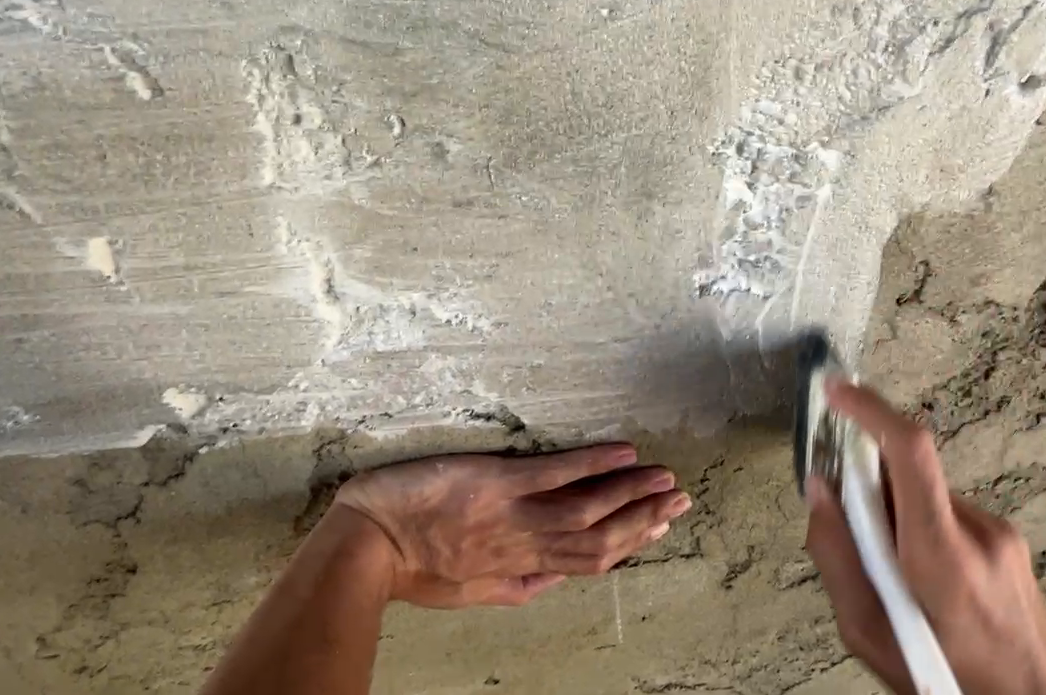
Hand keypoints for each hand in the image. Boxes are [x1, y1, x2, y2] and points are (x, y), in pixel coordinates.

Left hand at [334, 444, 690, 608]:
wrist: (364, 545)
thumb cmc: (412, 568)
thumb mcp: (467, 593)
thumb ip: (515, 587)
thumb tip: (552, 581)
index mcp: (520, 572)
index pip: (588, 561)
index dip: (629, 546)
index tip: (658, 529)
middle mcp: (526, 546)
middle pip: (599, 537)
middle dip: (644, 519)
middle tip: (680, 499)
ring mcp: (515, 513)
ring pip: (587, 508)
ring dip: (631, 493)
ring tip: (665, 477)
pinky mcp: (498, 482)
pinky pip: (555, 473)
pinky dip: (592, 463)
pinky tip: (622, 451)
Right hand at [805, 380, 1045, 694]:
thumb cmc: (946, 682)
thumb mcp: (867, 636)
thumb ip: (835, 557)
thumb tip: (819, 488)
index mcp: (941, 558)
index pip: (910, 452)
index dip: (870, 410)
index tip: (836, 391)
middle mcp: (979, 532)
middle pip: (907, 475)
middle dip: (871, 490)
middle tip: (861, 541)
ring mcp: (1001, 533)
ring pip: (926, 495)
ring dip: (900, 517)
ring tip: (901, 579)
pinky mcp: (1011, 539)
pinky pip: (950, 512)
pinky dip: (925, 530)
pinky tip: (930, 582)